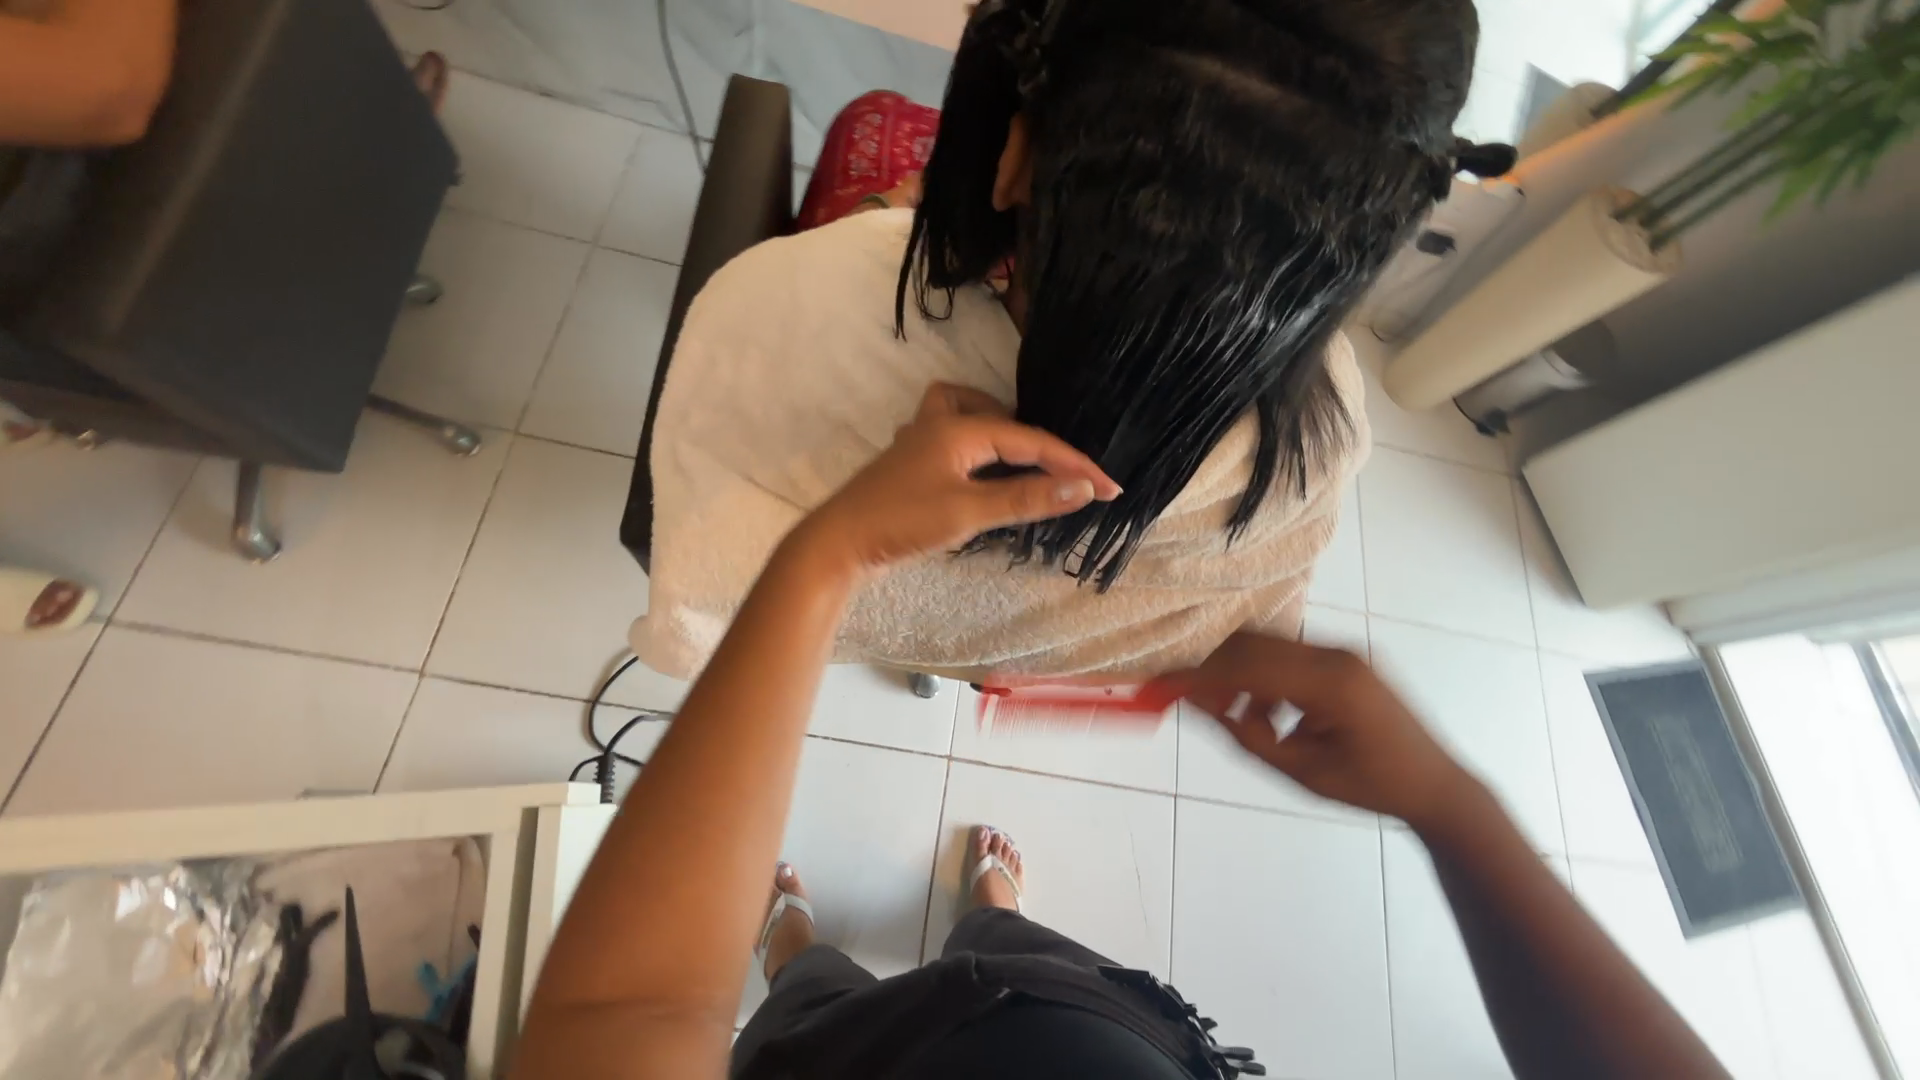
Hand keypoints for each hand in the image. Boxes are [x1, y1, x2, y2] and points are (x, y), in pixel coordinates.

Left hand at [788, 383, 1119, 582]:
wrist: (838, 543)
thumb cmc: (901, 522)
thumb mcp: (968, 512)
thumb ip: (1025, 498)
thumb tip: (1083, 488)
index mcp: (958, 427)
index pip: (1031, 439)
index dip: (1074, 464)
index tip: (1110, 487)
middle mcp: (939, 422)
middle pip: (1002, 418)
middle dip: (1040, 443)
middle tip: (1068, 474)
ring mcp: (920, 441)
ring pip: (968, 415)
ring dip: (1002, 431)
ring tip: (1026, 458)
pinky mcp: (911, 462)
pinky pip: (954, 438)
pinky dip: (977, 445)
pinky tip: (980, 470)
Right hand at [1160, 632, 1478, 827]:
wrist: (1438, 786)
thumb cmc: (1370, 788)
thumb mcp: (1300, 771)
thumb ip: (1245, 734)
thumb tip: (1197, 705)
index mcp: (1331, 684)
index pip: (1248, 666)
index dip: (1200, 675)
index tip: (1163, 686)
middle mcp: (1336, 654)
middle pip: (1253, 643)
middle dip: (1215, 669)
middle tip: (1195, 703)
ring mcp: (1343, 651)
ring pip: (1267, 645)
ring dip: (1240, 674)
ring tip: (1242, 718)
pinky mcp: (1344, 656)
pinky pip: (1288, 654)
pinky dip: (1264, 676)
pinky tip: (1271, 713)